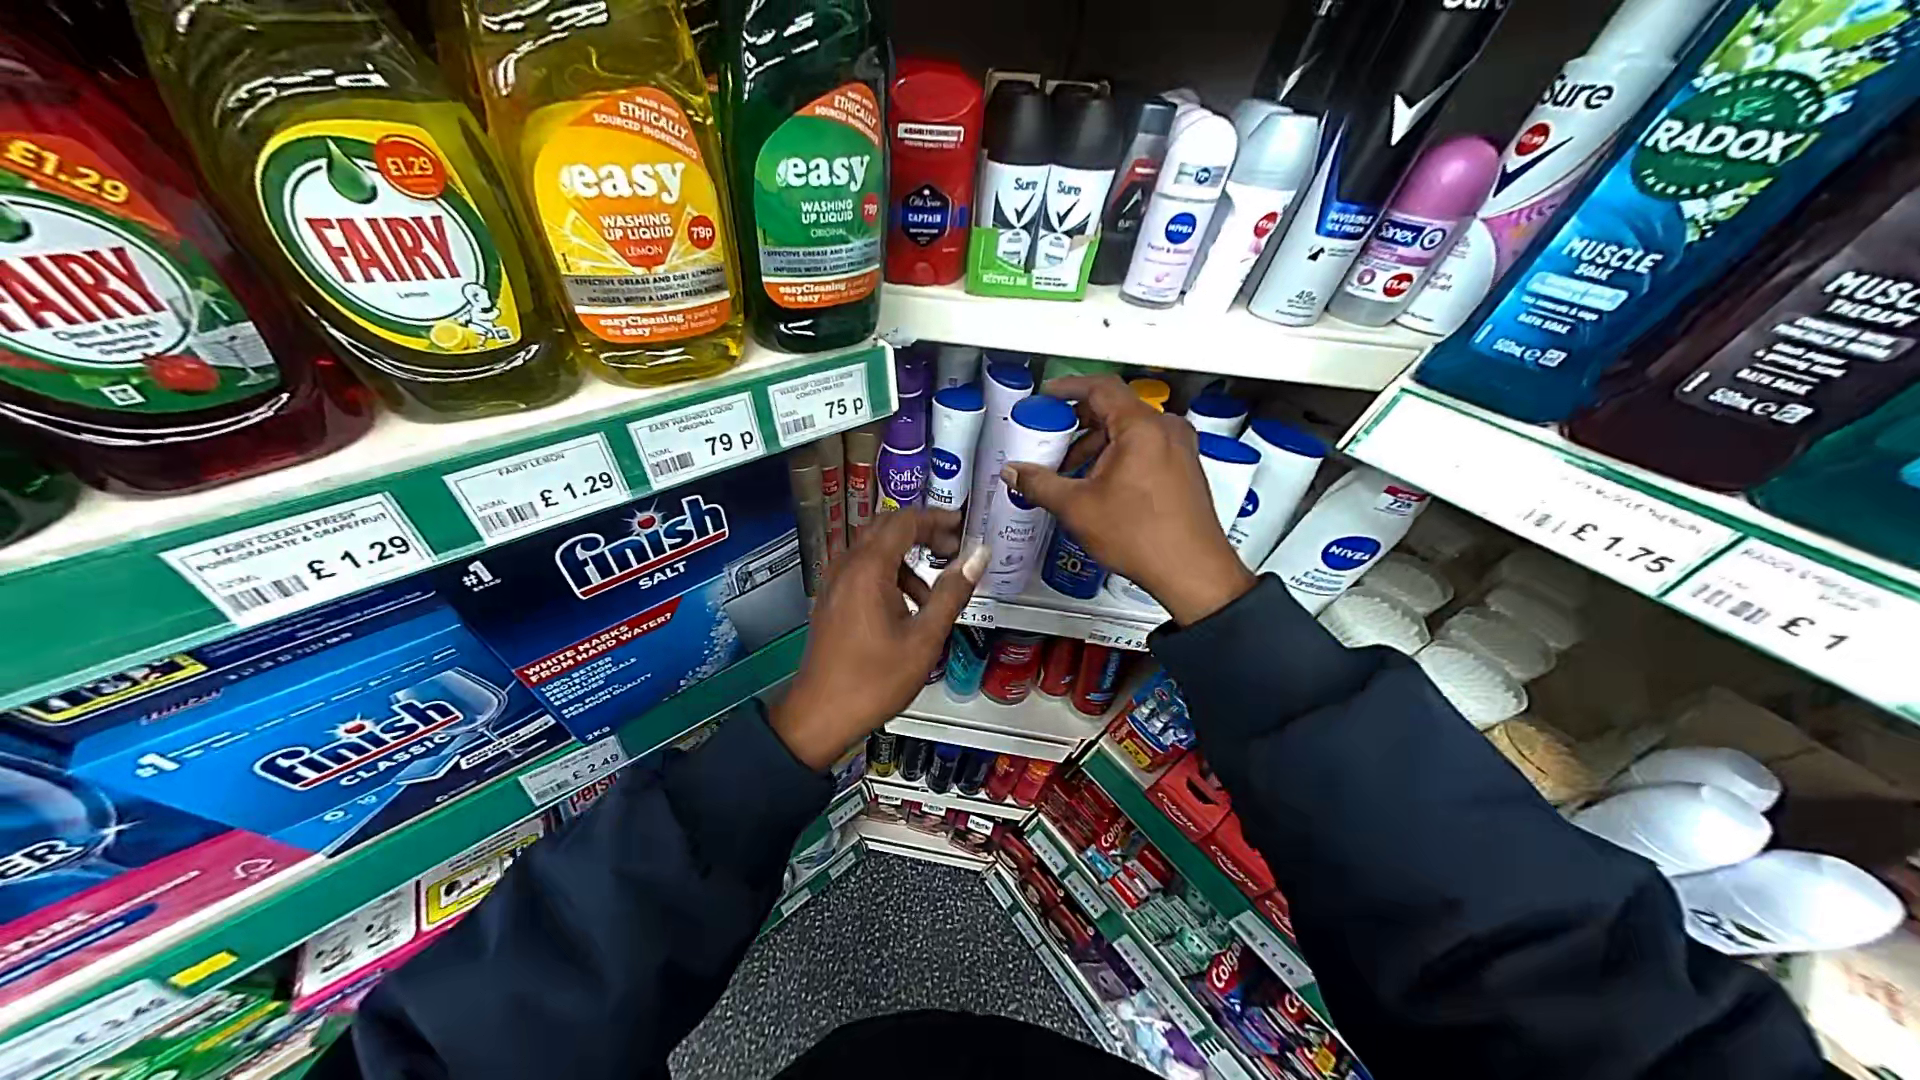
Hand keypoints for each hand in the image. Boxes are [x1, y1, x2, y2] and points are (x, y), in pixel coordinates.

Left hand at [770, 508, 987, 769]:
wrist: (820, 715)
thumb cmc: (873, 681)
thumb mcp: (924, 638)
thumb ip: (952, 592)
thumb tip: (978, 556)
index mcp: (868, 569)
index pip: (904, 522)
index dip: (936, 519)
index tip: (961, 527)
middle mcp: (846, 567)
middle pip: (885, 528)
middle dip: (921, 532)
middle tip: (951, 548)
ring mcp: (834, 583)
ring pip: (872, 549)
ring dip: (905, 557)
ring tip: (933, 591)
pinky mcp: (831, 600)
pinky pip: (861, 570)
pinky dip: (887, 575)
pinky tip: (906, 608)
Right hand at [1003, 375, 1254, 625]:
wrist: (1191, 571)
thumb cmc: (1147, 538)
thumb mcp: (1077, 508)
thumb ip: (1040, 484)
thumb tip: (1017, 473)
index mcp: (1141, 428)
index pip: (1101, 388)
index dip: (1068, 388)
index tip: (1050, 395)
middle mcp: (1166, 431)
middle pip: (1114, 409)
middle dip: (1078, 424)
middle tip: (1053, 437)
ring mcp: (1179, 449)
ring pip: (1130, 432)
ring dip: (1097, 445)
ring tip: (1071, 471)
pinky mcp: (1184, 469)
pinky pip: (1146, 448)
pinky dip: (1118, 457)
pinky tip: (1099, 484)